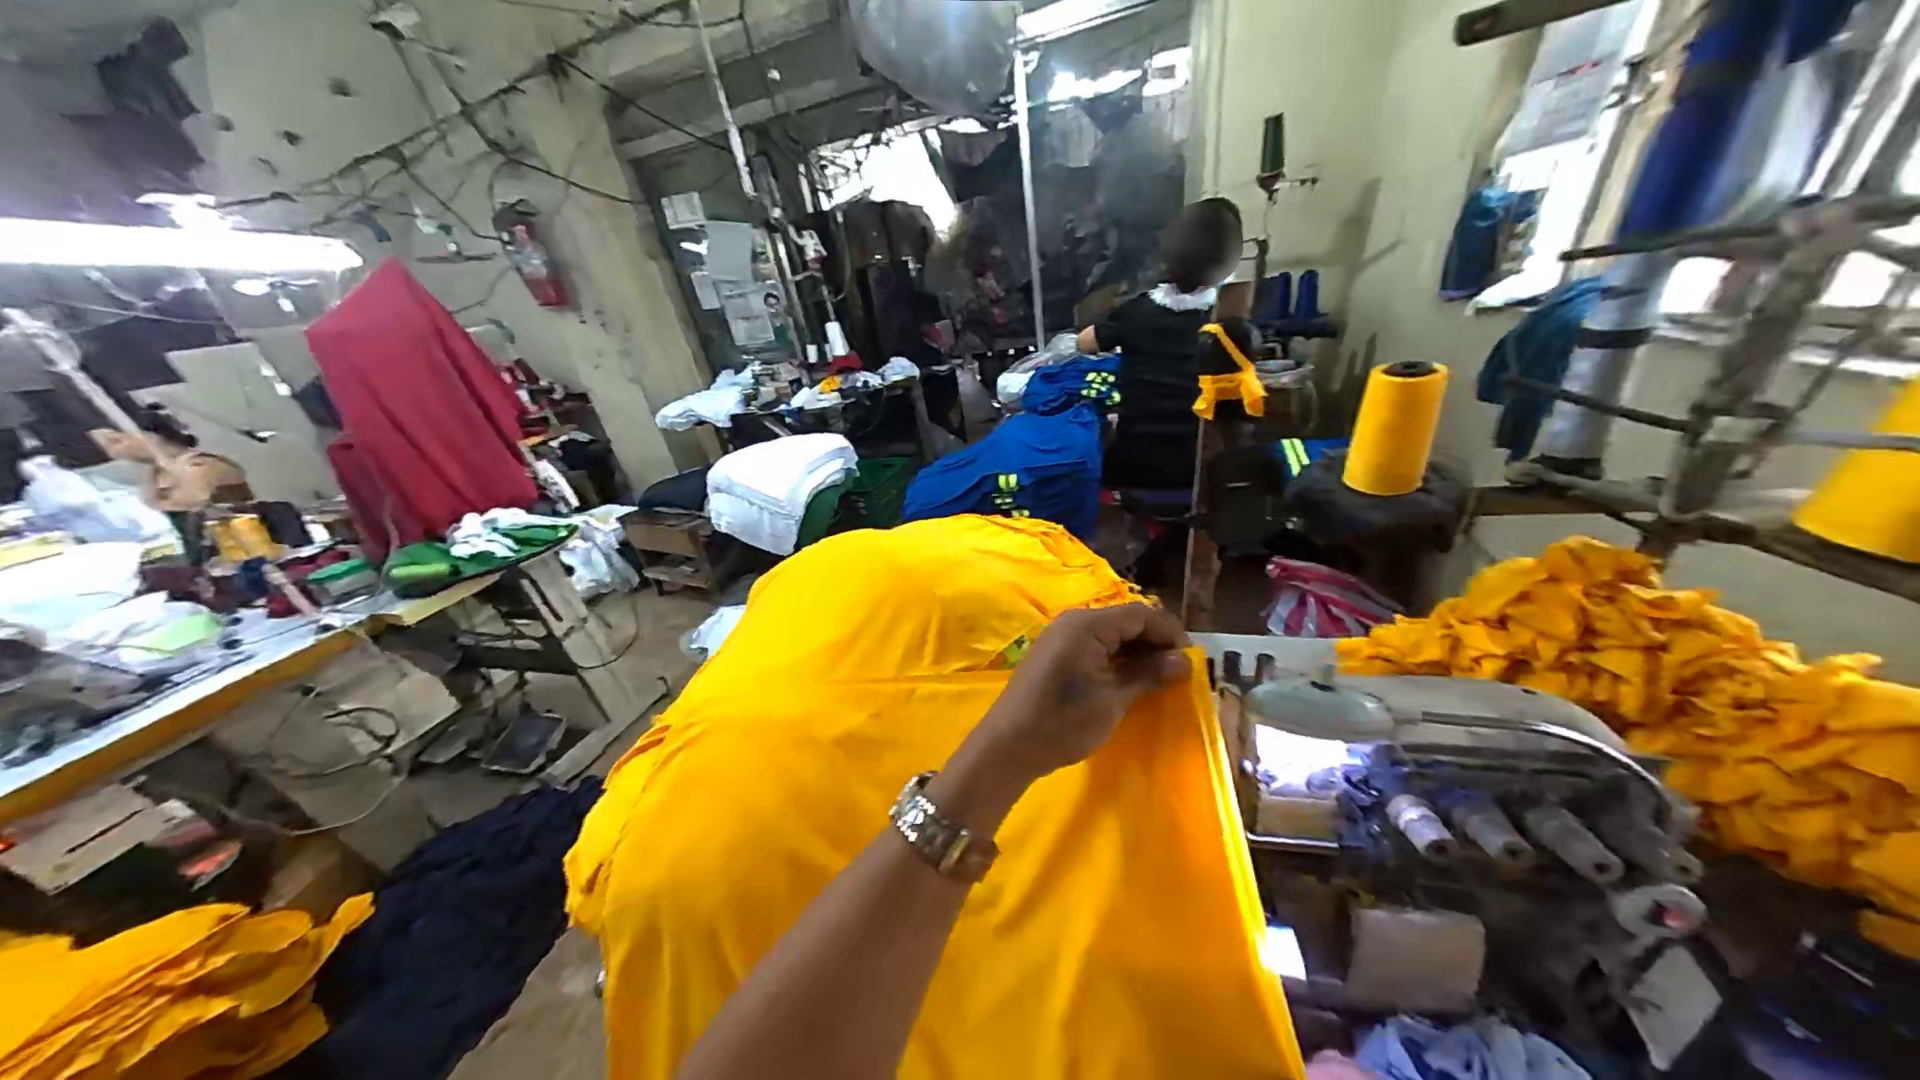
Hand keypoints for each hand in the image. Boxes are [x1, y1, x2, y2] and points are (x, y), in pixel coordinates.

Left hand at [980, 603, 1191, 774]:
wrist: (1009, 745)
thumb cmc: (1063, 721)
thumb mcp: (1113, 699)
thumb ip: (1147, 674)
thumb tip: (1183, 661)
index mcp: (1087, 624)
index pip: (1140, 614)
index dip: (1169, 632)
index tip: (1191, 659)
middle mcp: (1073, 622)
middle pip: (1124, 620)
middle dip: (1154, 641)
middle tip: (1178, 671)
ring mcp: (1061, 637)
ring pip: (1110, 633)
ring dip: (1136, 651)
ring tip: (1158, 678)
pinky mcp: (1054, 654)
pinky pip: (1093, 645)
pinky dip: (1115, 658)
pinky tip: (1129, 680)